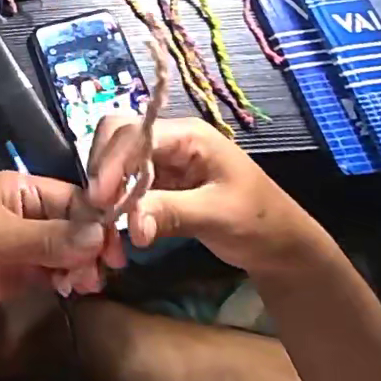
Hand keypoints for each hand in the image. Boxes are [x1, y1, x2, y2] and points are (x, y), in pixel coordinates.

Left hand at [0, 172, 113, 323]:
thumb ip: (47, 238)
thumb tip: (99, 235)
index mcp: (22, 189)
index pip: (72, 198)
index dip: (96, 220)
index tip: (115, 249)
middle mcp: (29, 211)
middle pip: (75, 224)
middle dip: (91, 247)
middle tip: (101, 274)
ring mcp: (27, 241)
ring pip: (70, 249)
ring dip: (83, 265)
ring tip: (84, 286)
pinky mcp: (24, 269)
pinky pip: (57, 269)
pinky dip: (69, 278)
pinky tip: (70, 290)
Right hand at [85, 116, 302, 271]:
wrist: (284, 246)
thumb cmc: (260, 222)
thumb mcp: (218, 216)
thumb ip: (171, 213)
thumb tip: (129, 225)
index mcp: (187, 134)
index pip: (135, 134)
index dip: (112, 161)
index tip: (99, 197)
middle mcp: (169, 139)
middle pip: (118, 135)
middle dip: (102, 166)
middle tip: (96, 205)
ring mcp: (163, 158)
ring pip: (117, 157)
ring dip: (105, 184)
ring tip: (102, 217)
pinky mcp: (159, 180)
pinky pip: (126, 181)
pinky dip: (115, 198)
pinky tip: (113, 221)